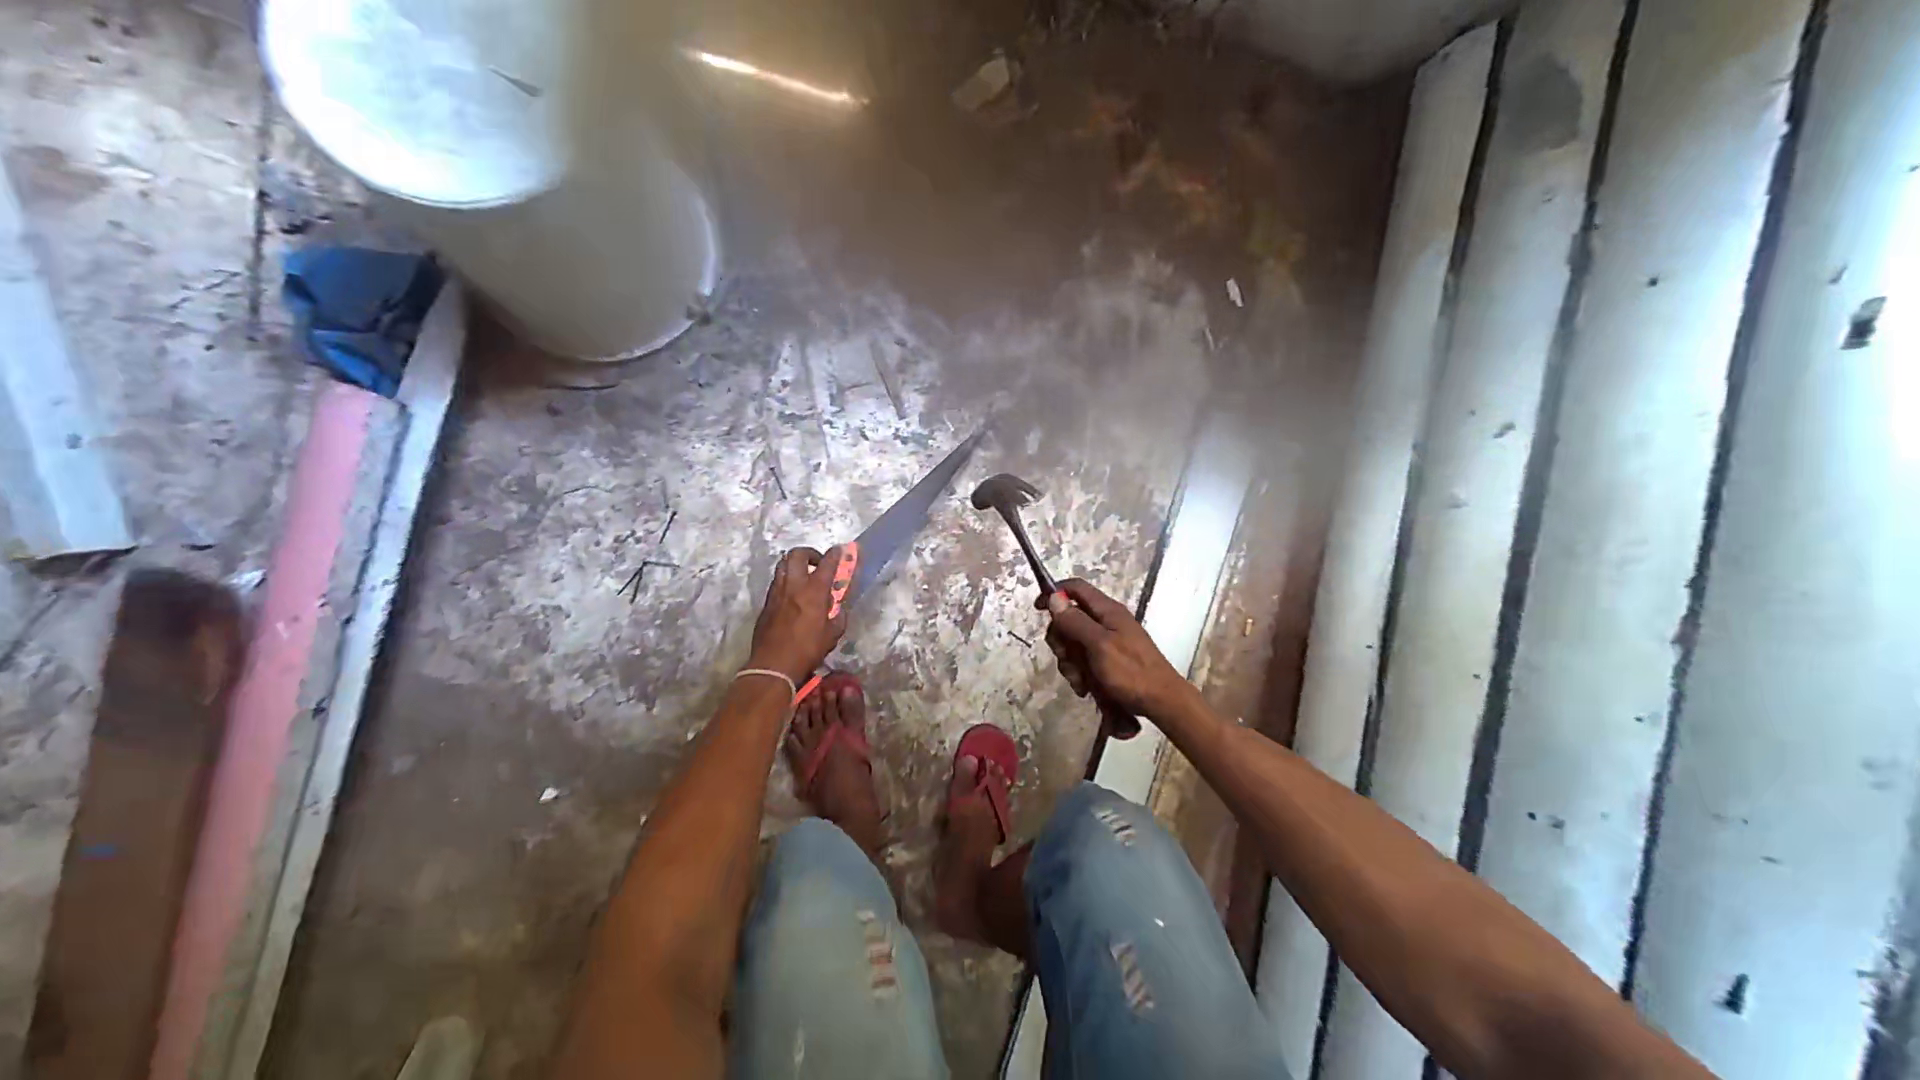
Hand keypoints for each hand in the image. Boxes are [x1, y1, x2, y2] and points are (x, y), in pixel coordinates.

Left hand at [747, 546, 849, 683]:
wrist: (773, 665)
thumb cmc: (807, 650)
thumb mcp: (832, 635)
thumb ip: (838, 617)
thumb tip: (838, 609)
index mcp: (814, 592)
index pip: (827, 564)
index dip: (835, 554)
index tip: (840, 550)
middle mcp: (793, 586)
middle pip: (797, 554)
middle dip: (809, 553)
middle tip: (818, 563)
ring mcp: (776, 592)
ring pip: (783, 566)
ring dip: (795, 565)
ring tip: (804, 577)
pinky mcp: (766, 603)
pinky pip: (777, 582)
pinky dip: (787, 581)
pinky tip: (793, 596)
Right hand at [1039, 579, 1192, 721]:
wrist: (1161, 702)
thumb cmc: (1131, 672)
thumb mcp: (1099, 645)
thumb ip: (1075, 621)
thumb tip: (1053, 597)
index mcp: (1106, 610)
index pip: (1074, 588)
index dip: (1054, 593)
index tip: (1038, 610)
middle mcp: (1106, 621)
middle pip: (1069, 619)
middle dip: (1061, 640)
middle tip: (1067, 658)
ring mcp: (1108, 641)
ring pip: (1073, 644)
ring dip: (1070, 663)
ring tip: (1081, 681)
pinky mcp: (1109, 660)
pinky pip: (1084, 661)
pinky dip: (1080, 674)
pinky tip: (1086, 688)